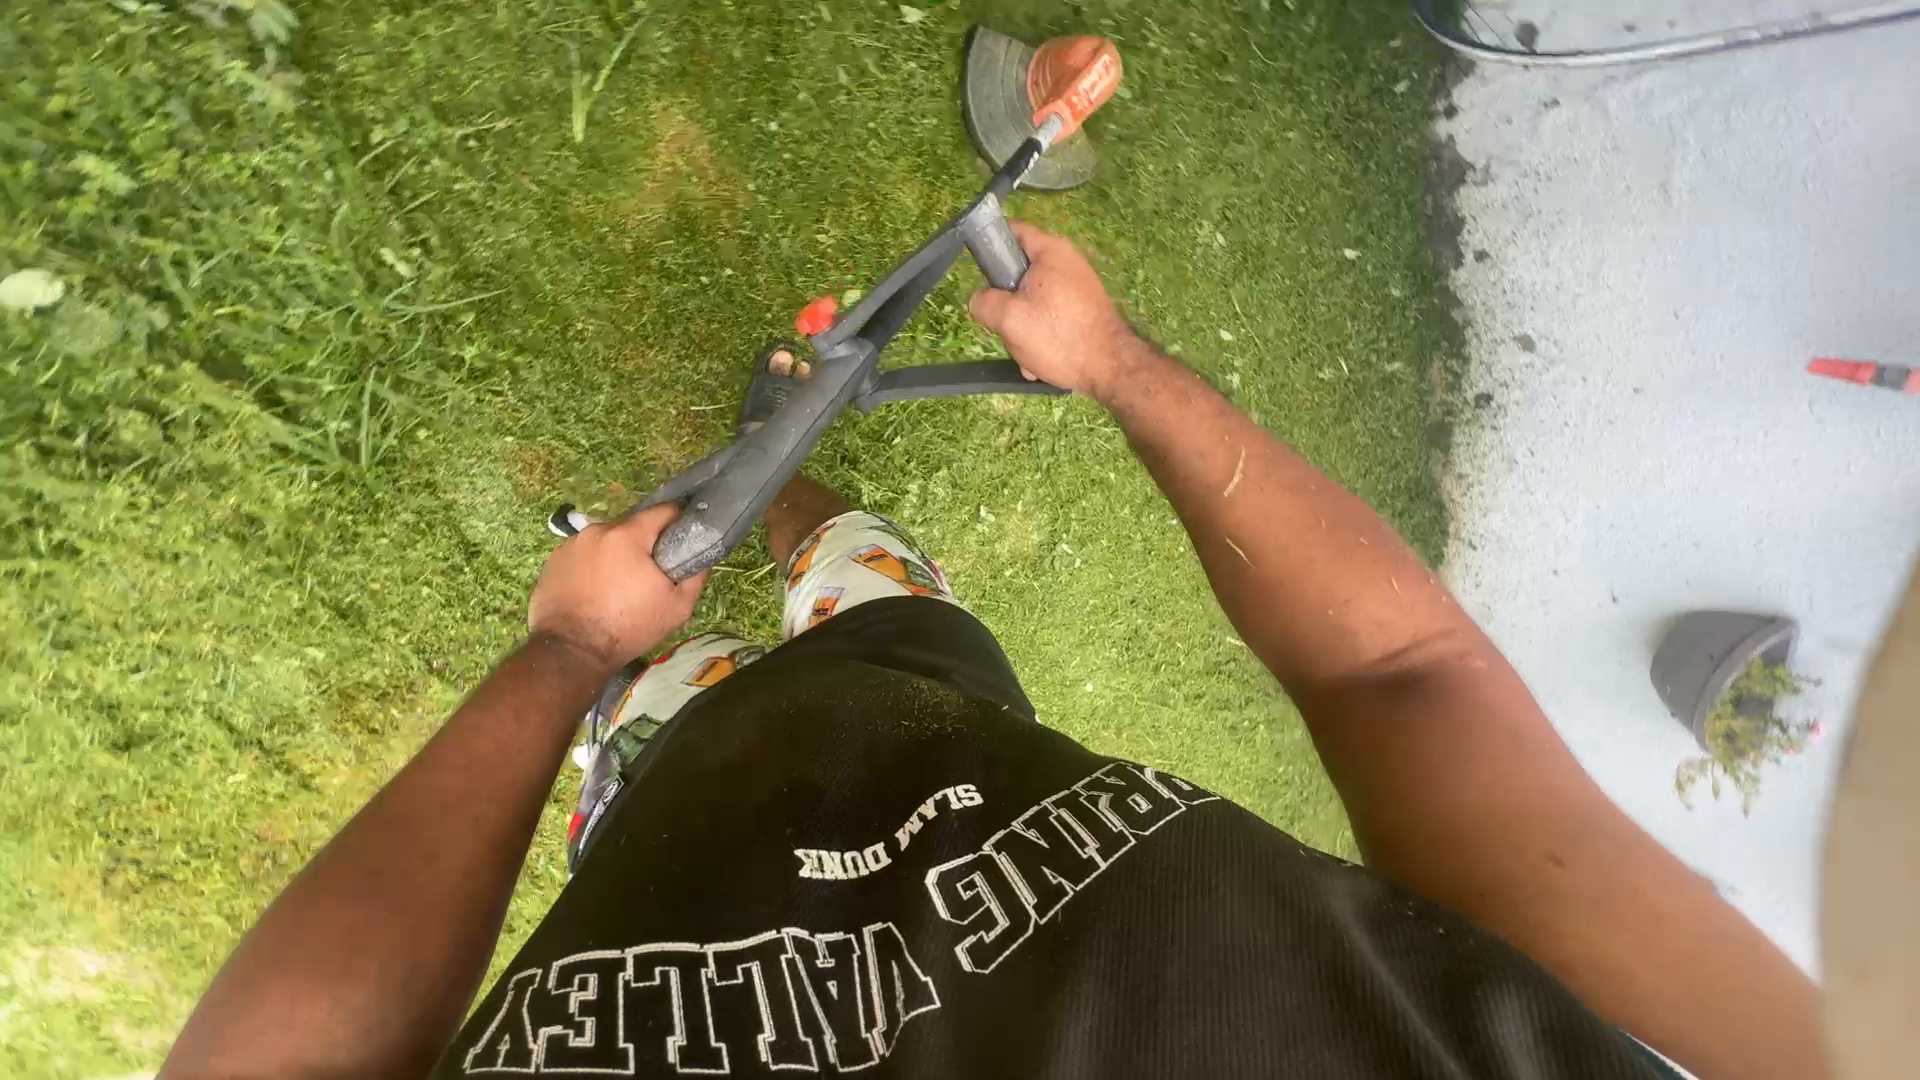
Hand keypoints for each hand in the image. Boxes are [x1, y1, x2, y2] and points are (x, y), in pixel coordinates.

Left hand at [527, 503, 707, 673]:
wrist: (571, 652)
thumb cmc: (629, 627)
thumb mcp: (678, 607)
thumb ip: (696, 576)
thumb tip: (701, 557)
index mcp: (628, 535)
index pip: (663, 510)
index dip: (679, 521)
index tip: (685, 538)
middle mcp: (597, 531)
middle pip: (633, 525)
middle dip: (646, 542)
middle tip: (653, 570)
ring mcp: (571, 544)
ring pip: (607, 540)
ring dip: (618, 553)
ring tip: (622, 583)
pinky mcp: (553, 561)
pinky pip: (585, 554)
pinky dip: (595, 565)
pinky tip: (598, 589)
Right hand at [968, 221, 1138, 400]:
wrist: (1110, 369)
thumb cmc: (1059, 336)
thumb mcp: (1010, 319)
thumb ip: (985, 303)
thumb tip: (980, 299)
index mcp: (1051, 251)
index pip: (1012, 231)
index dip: (990, 246)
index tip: (979, 273)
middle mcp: (1067, 262)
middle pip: (1019, 274)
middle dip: (1007, 303)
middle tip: (1004, 326)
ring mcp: (1077, 288)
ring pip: (1032, 301)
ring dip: (1022, 329)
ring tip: (1026, 354)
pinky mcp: (1083, 311)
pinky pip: (1050, 317)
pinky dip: (1041, 337)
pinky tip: (1040, 361)